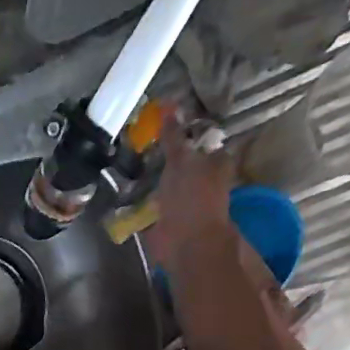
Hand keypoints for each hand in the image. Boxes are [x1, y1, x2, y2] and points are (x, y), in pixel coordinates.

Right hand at [149, 109, 238, 273]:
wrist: (185, 243)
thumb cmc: (191, 197)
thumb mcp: (181, 160)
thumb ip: (173, 136)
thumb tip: (170, 106)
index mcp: (216, 164)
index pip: (206, 142)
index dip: (190, 133)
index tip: (169, 125)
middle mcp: (206, 183)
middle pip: (188, 163)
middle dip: (172, 157)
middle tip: (148, 142)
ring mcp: (188, 203)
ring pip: (172, 184)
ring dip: (158, 178)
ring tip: (137, 164)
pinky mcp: (171, 222)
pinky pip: (158, 205)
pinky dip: (147, 200)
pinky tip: (132, 191)